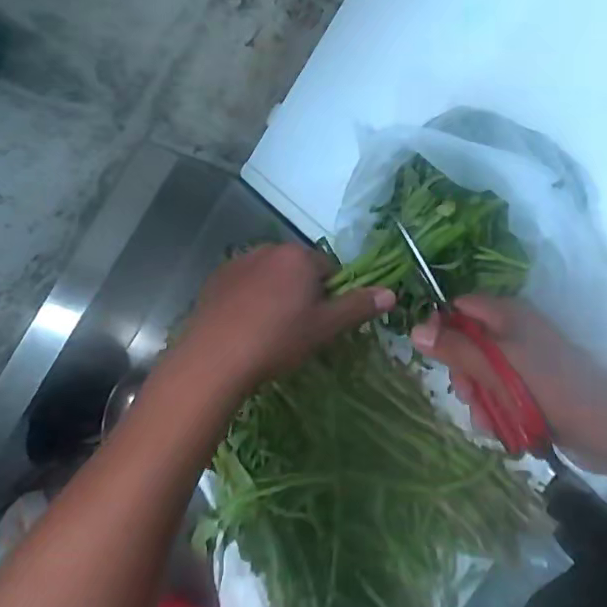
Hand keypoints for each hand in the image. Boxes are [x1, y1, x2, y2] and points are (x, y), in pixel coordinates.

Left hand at [173, 244, 393, 393]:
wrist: (215, 358)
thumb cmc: (277, 340)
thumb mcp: (324, 327)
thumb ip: (358, 306)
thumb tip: (392, 293)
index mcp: (299, 256)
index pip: (329, 268)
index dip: (329, 295)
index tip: (320, 322)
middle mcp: (269, 249)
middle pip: (298, 268)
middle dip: (301, 290)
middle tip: (296, 327)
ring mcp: (239, 261)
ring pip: (269, 274)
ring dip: (274, 292)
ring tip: (267, 329)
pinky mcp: (216, 278)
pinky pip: (243, 283)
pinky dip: (248, 297)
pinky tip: (244, 325)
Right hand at [410, 296, 606, 461]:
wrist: (604, 426)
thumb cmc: (546, 386)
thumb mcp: (493, 365)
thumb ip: (454, 347)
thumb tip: (414, 329)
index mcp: (507, 313)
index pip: (460, 306)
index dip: (442, 327)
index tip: (434, 354)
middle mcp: (514, 330)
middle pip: (468, 343)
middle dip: (463, 372)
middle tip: (468, 394)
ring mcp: (524, 360)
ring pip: (482, 373)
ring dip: (479, 397)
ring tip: (488, 420)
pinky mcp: (533, 387)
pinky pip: (501, 393)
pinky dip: (496, 409)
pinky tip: (500, 428)